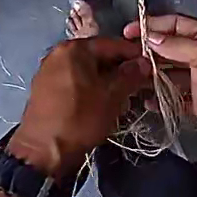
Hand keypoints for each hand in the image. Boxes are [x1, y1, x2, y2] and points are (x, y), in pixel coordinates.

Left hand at [9, 36, 150, 177]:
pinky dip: (92, 89)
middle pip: (100, 57)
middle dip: (122, 71)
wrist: (43, 152)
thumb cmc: (80, 119)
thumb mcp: (112, 96)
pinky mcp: (47, 89)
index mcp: (74, 49)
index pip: (113, 45)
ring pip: (89, 71)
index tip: (153, 68)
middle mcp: (59, 54)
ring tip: (125, 99)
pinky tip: (104, 104)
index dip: (136, 56)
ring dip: (108, 82)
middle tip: (141, 86)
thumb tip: (145, 62)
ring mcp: (50, 71)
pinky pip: (76, 82)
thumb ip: (131, 75)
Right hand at [125, 14, 196, 146]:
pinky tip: (146, 100)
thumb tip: (153, 38)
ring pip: (171, 74)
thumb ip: (181, 47)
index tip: (131, 30)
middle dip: (150, 51)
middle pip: (172, 49)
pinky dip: (161, 99)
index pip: (178, 25)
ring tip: (131, 76)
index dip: (154, 26)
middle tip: (126, 56)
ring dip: (152, 75)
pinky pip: (176, 99)